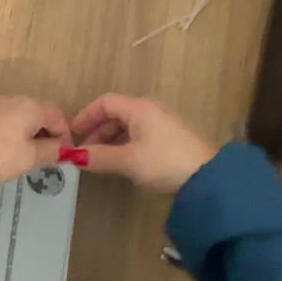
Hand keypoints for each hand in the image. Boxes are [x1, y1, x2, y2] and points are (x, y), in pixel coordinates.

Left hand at [0, 96, 71, 184]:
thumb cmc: (1, 154)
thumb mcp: (30, 157)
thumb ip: (51, 151)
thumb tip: (64, 149)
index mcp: (32, 106)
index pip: (58, 115)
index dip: (64, 135)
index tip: (63, 154)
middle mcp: (14, 99)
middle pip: (38, 114)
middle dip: (45, 135)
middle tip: (45, 157)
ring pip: (19, 117)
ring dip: (27, 135)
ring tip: (24, 157)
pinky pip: (3, 121)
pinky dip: (10, 134)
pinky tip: (4, 151)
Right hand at [71, 94, 216, 193]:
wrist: (208, 178)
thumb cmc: (164, 162)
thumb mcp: (127, 160)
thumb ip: (99, 157)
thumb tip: (73, 156)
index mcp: (139, 108)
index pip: (105, 102)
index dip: (86, 115)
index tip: (73, 134)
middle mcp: (151, 109)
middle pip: (117, 113)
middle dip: (98, 130)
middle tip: (85, 151)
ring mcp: (164, 123)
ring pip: (129, 125)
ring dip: (112, 139)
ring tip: (101, 159)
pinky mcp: (172, 138)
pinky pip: (141, 134)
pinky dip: (126, 144)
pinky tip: (123, 161)